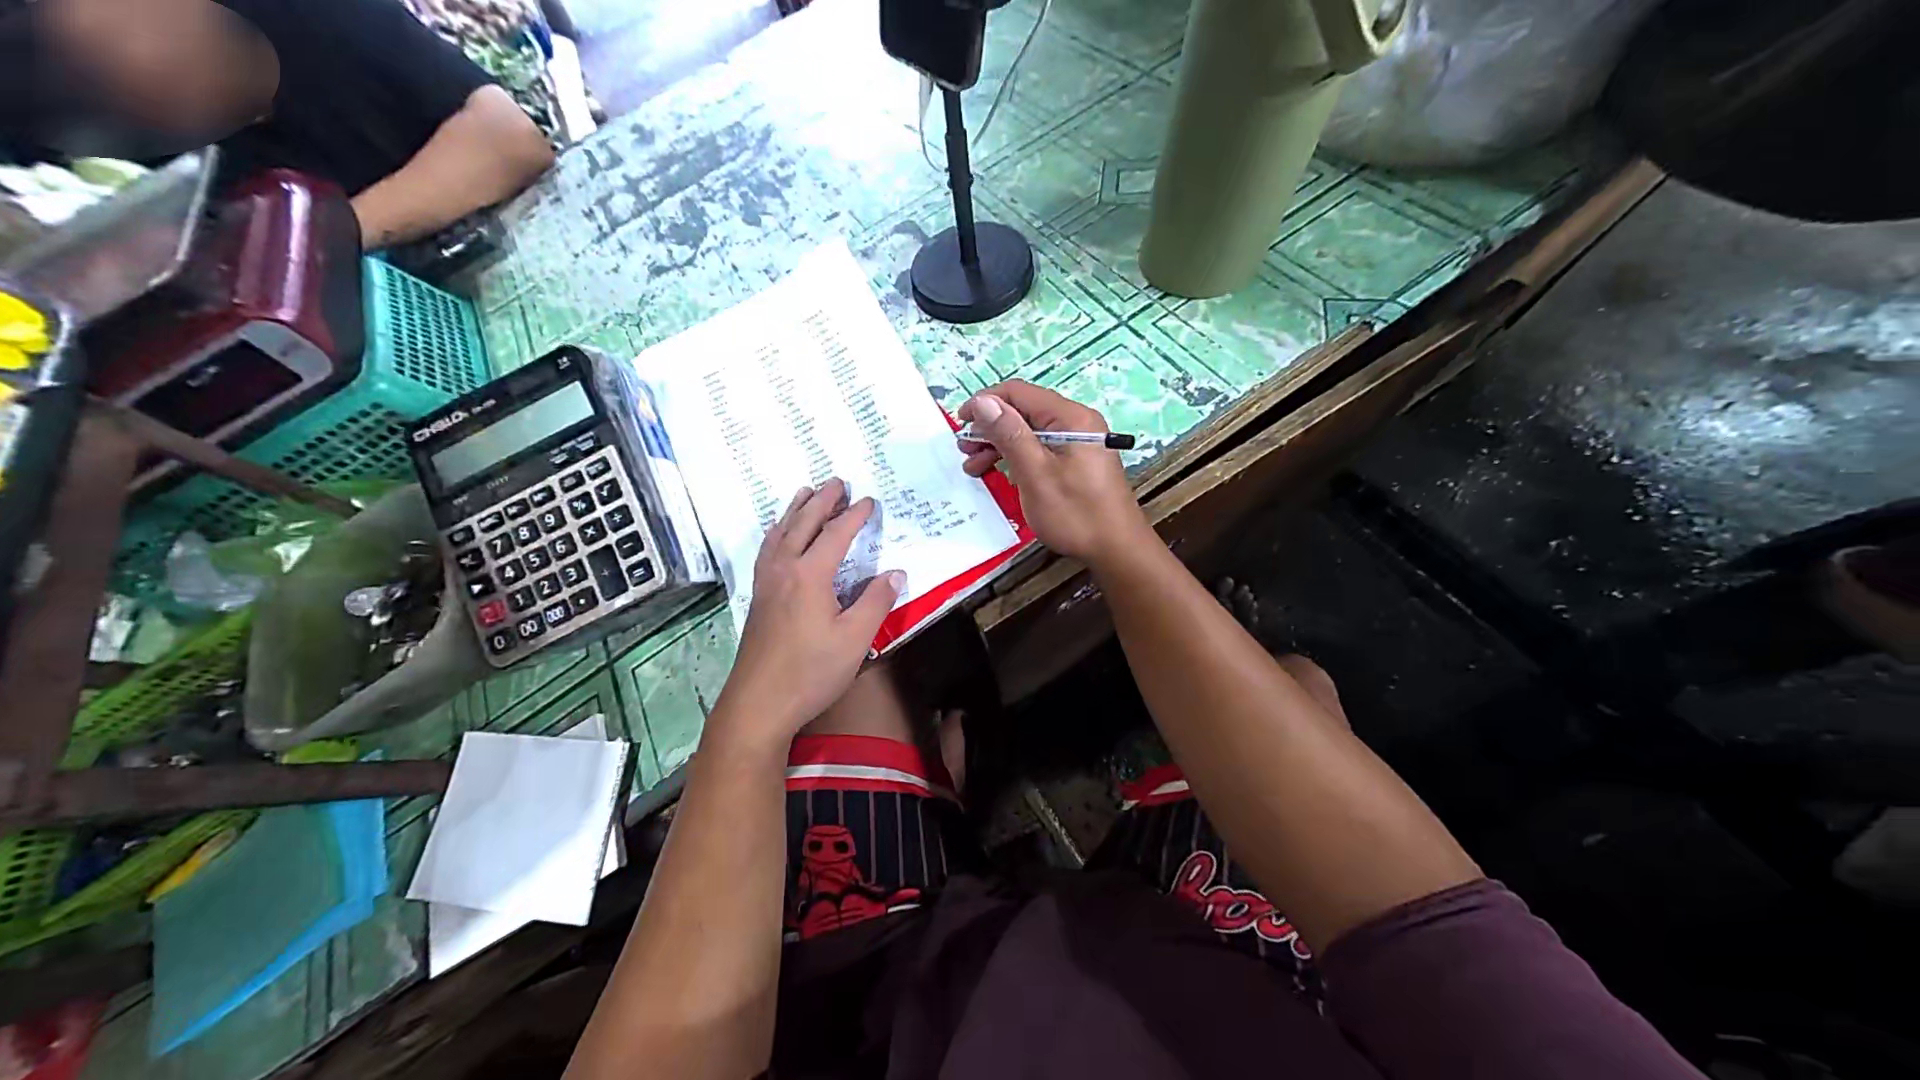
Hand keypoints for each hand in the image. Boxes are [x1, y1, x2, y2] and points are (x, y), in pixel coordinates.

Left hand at [706, 479, 904, 752]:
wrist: (758, 702)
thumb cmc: (811, 672)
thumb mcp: (855, 639)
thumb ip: (876, 602)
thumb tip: (895, 573)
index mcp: (810, 575)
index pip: (836, 534)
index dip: (855, 516)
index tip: (869, 501)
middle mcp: (784, 569)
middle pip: (803, 524)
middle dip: (822, 501)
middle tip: (837, 481)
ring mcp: (766, 583)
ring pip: (780, 534)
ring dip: (796, 511)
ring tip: (805, 493)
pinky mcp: (758, 597)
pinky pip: (767, 550)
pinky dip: (777, 532)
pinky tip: (779, 536)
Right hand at [958, 380, 1153, 567]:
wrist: (1117, 549)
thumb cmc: (1076, 514)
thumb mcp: (1036, 474)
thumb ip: (1009, 434)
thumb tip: (983, 402)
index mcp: (1070, 418)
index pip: (1019, 393)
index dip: (985, 403)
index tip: (961, 422)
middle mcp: (1076, 422)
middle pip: (1023, 411)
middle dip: (990, 427)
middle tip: (965, 450)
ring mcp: (1077, 442)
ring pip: (1029, 431)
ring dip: (999, 444)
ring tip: (975, 465)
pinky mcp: (1076, 460)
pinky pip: (1040, 448)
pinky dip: (1016, 457)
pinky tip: (1000, 472)